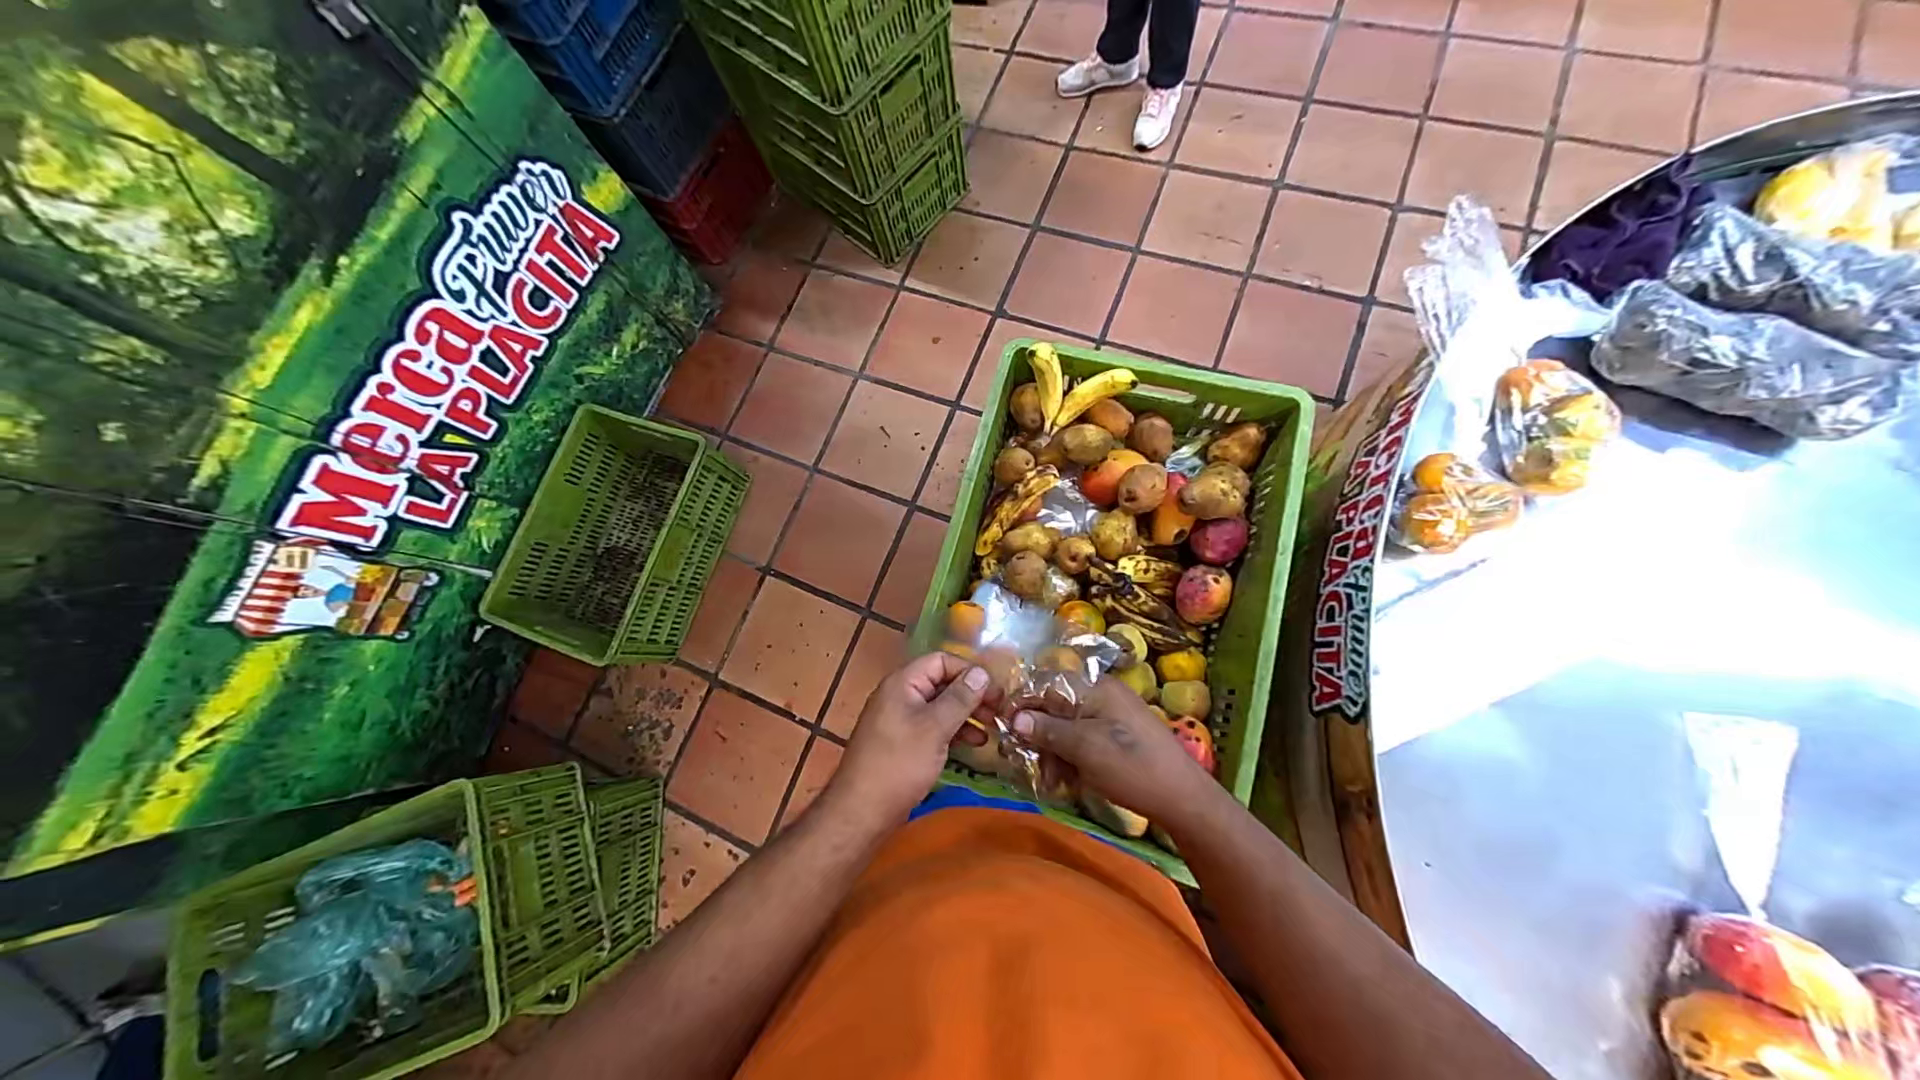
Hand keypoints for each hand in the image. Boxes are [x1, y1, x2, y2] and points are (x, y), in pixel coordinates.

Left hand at [821, 652, 990, 825]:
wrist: (862, 811)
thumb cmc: (899, 763)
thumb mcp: (935, 728)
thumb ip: (960, 698)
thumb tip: (982, 673)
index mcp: (902, 683)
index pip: (941, 661)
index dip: (969, 671)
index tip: (995, 692)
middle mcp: (900, 695)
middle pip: (942, 682)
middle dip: (971, 694)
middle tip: (999, 711)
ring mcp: (900, 719)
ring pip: (940, 706)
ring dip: (966, 714)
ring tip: (991, 729)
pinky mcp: (903, 742)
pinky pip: (933, 726)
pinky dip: (954, 731)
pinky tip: (974, 744)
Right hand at [1011, 675, 1215, 823]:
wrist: (1183, 798)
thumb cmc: (1132, 767)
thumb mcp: (1085, 748)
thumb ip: (1048, 730)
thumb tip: (1015, 718)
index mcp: (1094, 687)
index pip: (1044, 684)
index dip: (1021, 705)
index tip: (1004, 731)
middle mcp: (1100, 695)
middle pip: (1052, 707)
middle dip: (1036, 735)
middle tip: (1024, 763)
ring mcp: (1109, 716)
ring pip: (1065, 727)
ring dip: (1051, 752)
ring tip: (1051, 782)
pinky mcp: (1115, 737)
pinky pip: (1081, 740)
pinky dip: (1070, 759)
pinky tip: (1067, 782)